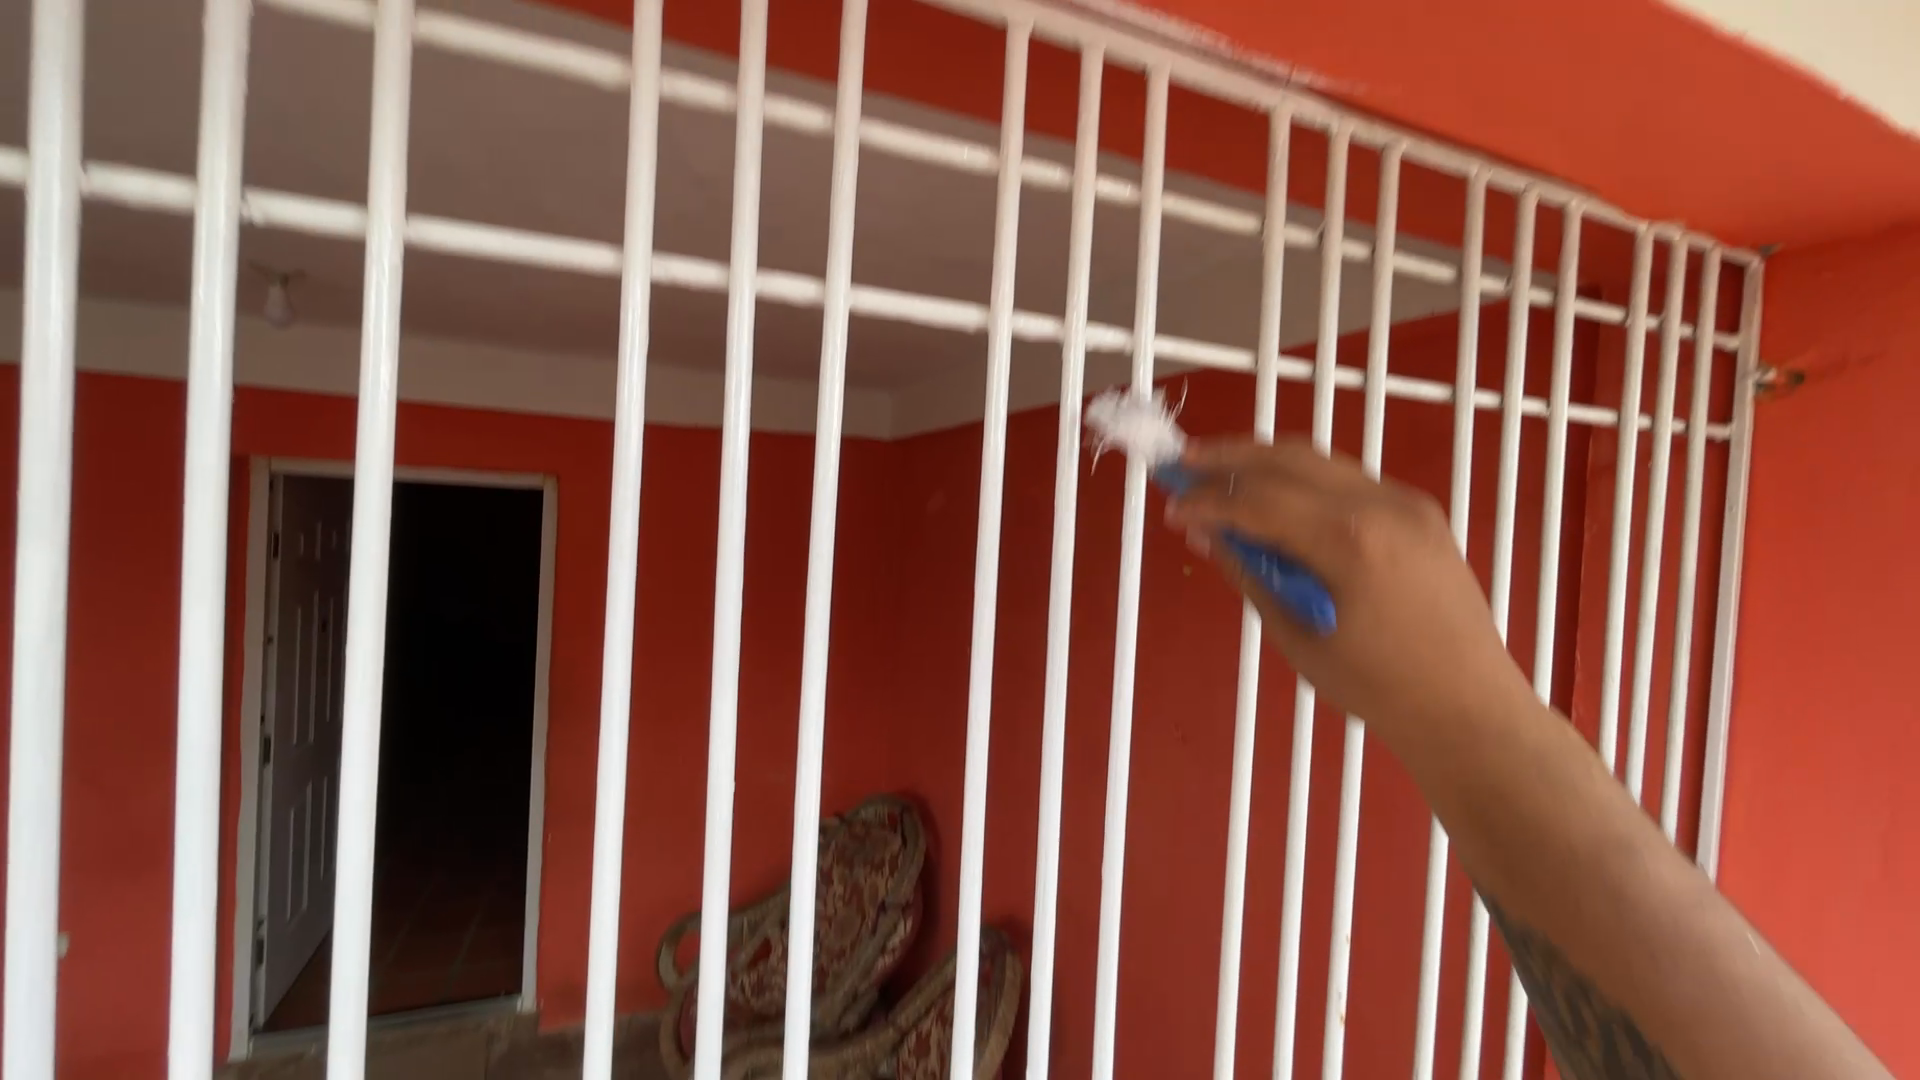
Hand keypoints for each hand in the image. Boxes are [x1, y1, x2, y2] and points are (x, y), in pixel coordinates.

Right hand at [1165, 436, 1532, 742]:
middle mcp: (1381, 504)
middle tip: (1182, 464)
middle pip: (1288, 458)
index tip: (1171, 508)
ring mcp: (1405, 502)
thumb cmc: (1374, 686)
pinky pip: (1344, 481)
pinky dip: (1299, 481)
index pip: (1260, 500)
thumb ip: (1250, 572)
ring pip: (1318, 461)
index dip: (1208, 501)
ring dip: (1264, 463)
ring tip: (1218, 473)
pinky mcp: (1417, 512)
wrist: (1468, 706)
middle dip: (1229, 457)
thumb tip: (1208, 533)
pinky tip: (1272, 499)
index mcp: (1349, 540)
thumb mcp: (1295, 632)